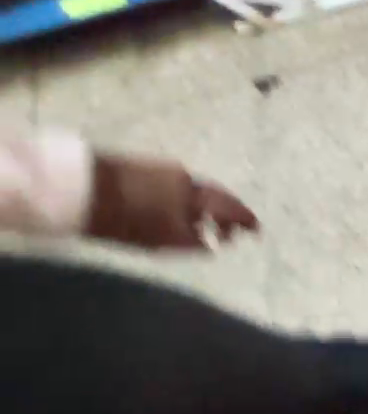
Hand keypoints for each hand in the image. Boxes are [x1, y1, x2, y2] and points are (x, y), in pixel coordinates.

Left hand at [85, 154, 259, 250]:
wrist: (72, 185)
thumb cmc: (115, 220)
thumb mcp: (153, 240)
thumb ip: (188, 242)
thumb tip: (213, 247)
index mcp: (197, 202)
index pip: (233, 213)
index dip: (244, 225)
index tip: (250, 235)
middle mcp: (193, 185)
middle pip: (224, 198)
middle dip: (237, 212)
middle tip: (243, 224)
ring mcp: (174, 173)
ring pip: (205, 190)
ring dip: (213, 204)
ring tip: (209, 217)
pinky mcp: (155, 166)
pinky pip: (186, 183)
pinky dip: (194, 195)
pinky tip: (182, 204)